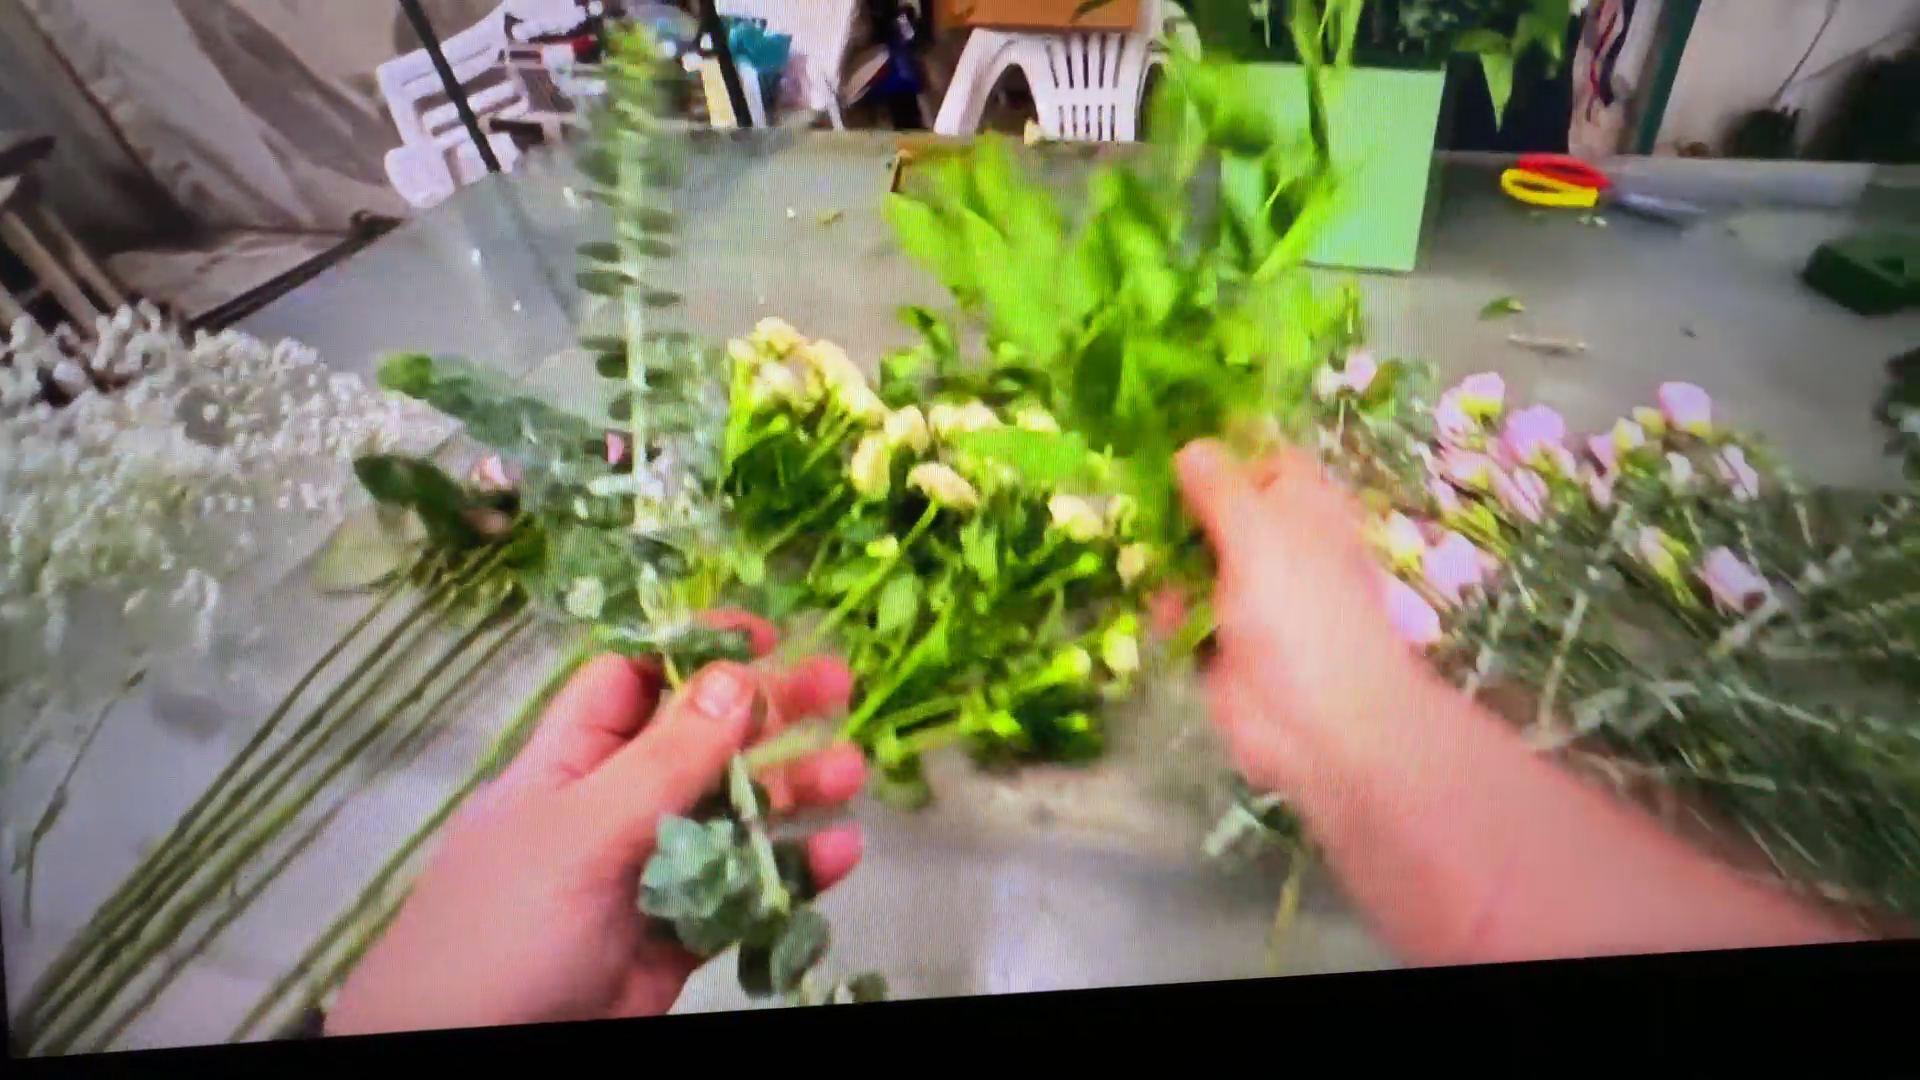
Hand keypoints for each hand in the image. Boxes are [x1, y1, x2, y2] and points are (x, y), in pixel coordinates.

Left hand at [325, 612, 867, 1035]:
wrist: (475, 1072)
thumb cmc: (506, 929)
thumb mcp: (583, 833)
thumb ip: (666, 758)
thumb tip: (738, 675)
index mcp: (579, 758)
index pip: (640, 676)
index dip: (698, 649)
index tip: (766, 637)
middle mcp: (624, 798)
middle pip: (710, 735)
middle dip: (774, 709)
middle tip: (840, 685)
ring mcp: (659, 862)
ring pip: (740, 808)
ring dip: (798, 787)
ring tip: (851, 775)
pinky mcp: (688, 921)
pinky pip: (750, 881)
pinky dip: (795, 866)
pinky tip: (839, 853)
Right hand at [1174, 439, 1433, 796]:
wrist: (1316, 721)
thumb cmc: (1299, 612)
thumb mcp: (1259, 533)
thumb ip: (1221, 489)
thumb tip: (1191, 447)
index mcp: (1302, 511)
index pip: (1267, 461)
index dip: (1227, 452)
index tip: (1174, 448)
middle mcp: (1277, 547)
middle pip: (1220, 510)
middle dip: (1180, 509)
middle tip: (1141, 501)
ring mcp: (1248, 594)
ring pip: (1196, 560)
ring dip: (1168, 561)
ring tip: (1146, 561)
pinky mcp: (1221, 636)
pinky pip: (1184, 609)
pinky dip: (1170, 609)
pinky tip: (1164, 617)